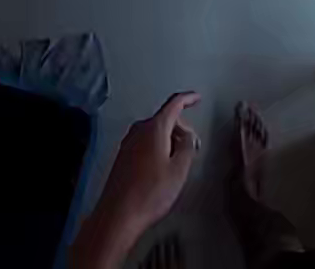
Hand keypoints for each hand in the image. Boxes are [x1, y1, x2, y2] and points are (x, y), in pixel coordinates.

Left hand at [72, 92, 201, 268]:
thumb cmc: (149, 193)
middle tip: (190, 147)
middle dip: (180, 128)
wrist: (117, 216)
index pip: (175, 103)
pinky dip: (155, 148)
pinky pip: (144, 142)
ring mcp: (128, 142)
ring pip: (154, 131)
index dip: (188, 98)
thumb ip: (188, 145)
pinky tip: (159, 171)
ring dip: (168, 140)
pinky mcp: (122, 156)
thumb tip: (188, 135)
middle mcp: (140, 129)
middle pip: (165, 118)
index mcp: (155, 127)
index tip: (196, 97)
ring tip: (175, 164)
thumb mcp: (179, 169)